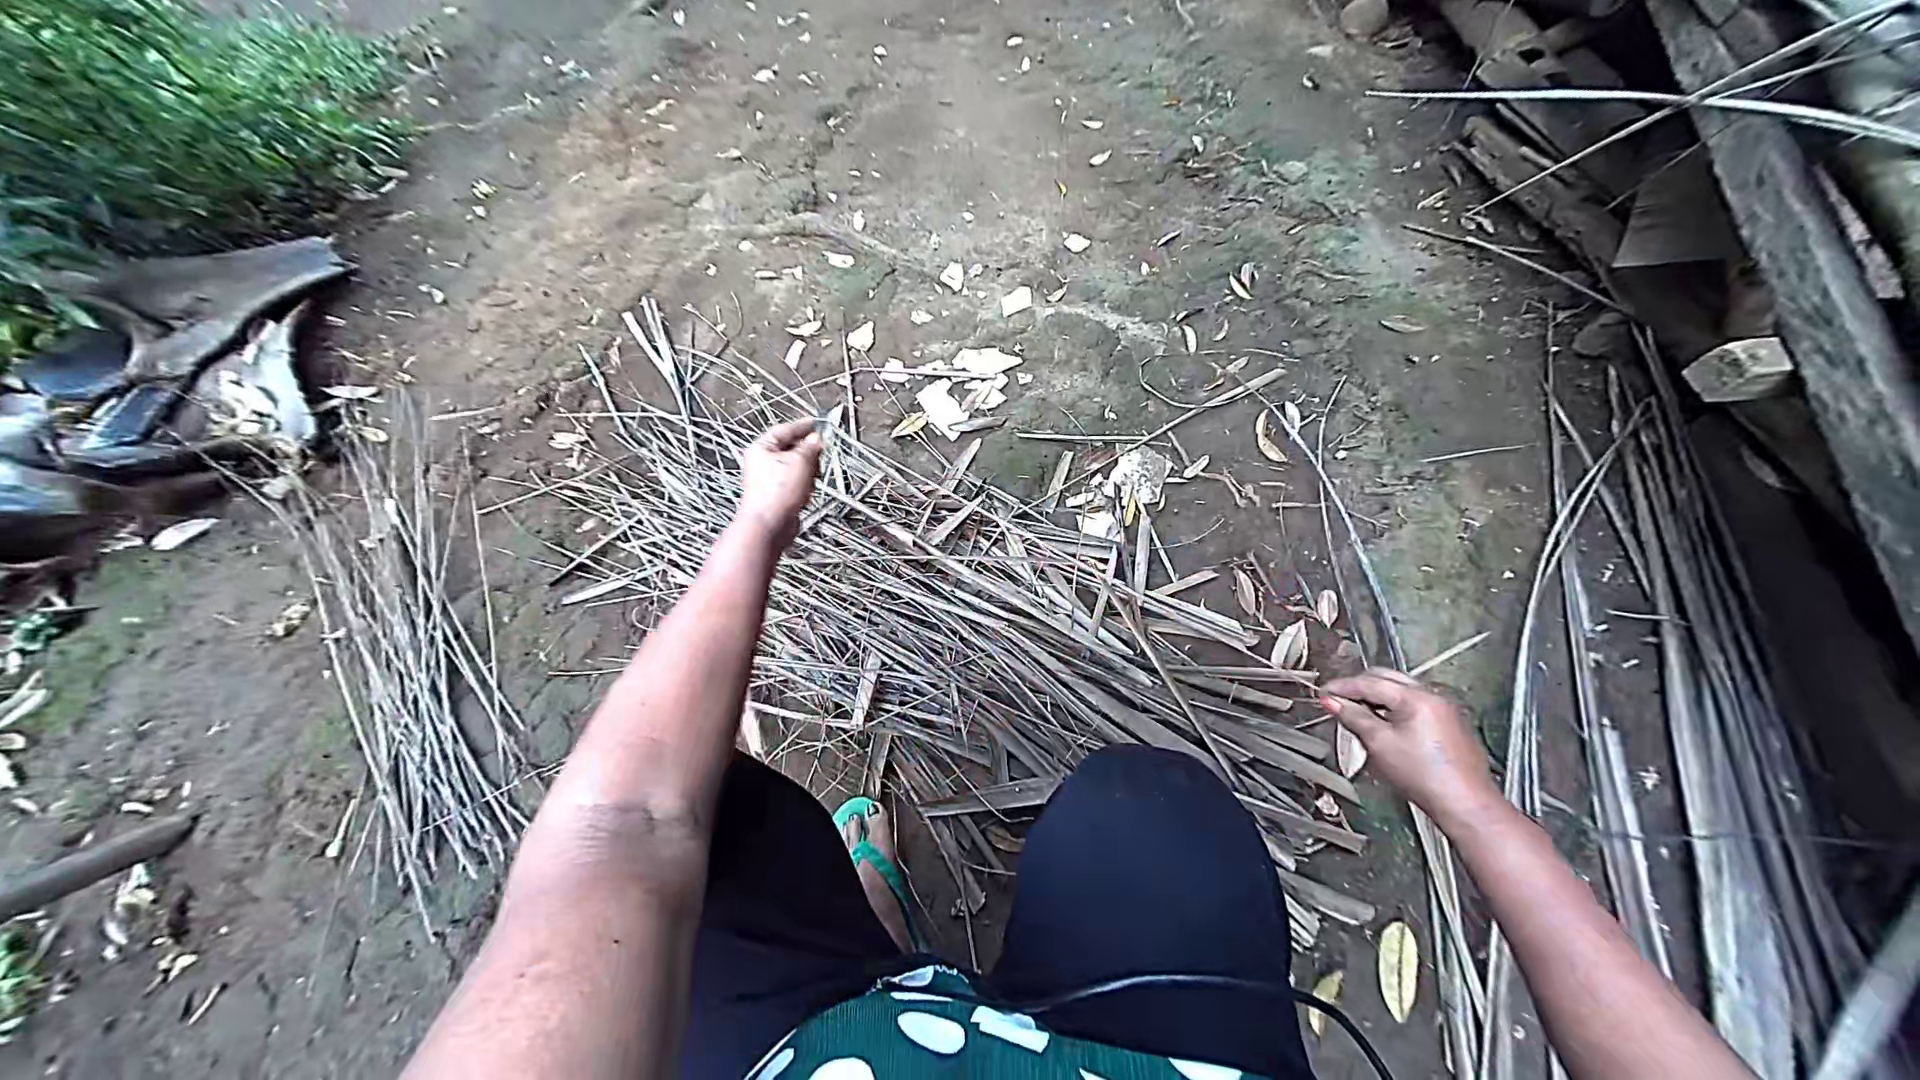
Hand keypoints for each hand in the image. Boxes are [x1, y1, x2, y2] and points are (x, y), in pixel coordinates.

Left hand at [736, 418, 823, 548]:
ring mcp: (770, 479)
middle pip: (792, 449)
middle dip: (808, 454)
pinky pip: (796, 483)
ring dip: (808, 473)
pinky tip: (805, 493)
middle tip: (818, 457)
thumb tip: (817, 439)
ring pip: (797, 467)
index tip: (818, 424)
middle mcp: (763, 462)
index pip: (785, 429)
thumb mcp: (800, 462)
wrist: (770, 525)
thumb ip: (810, 447)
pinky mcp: (778, 494)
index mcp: (762, 448)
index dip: (803, 426)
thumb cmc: (775, 494)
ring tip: (809, 480)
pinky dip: (804, 486)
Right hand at [1320, 669, 1501, 825]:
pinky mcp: (1448, 724)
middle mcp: (1434, 698)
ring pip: (1399, 691)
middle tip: (1338, 700)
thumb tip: (1334, 702)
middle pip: (1386, 679)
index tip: (1326, 693)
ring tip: (1358, 715)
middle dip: (1359, 688)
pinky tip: (1382, 725)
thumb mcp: (1378, 743)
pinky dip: (1393, 709)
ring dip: (1376, 698)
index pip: (1369, 683)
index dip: (1342, 687)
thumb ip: (1352, 716)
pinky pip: (1413, 705)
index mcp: (1417, 698)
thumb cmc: (1429, 778)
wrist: (1465, 805)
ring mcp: (1444, 710)